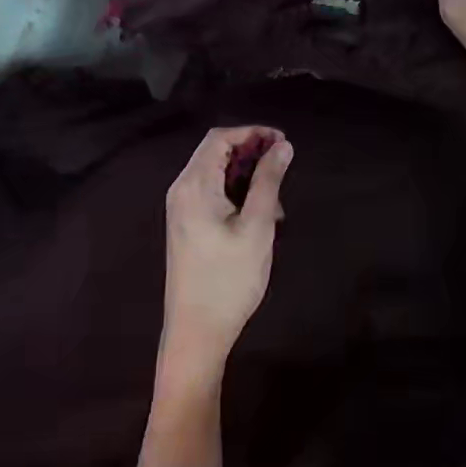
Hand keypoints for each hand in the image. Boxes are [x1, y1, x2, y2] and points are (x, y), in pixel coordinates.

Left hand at [159, 127, 293, 369]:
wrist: (196, 333)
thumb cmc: (228, 279)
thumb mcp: (257, 226)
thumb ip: (269, 181)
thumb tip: (283, 146)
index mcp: (194, 185)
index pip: (220, 138)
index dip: (252, 132)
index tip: (282, 142)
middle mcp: (182, 190)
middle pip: (216, 151)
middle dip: (252, 152)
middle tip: (283, 165)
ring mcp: (182, 208)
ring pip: (217, 172)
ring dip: (247, 174)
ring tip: (277, 197)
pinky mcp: (187, 224)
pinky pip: (213, 192)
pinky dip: (237, 191)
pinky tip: (262, 213)